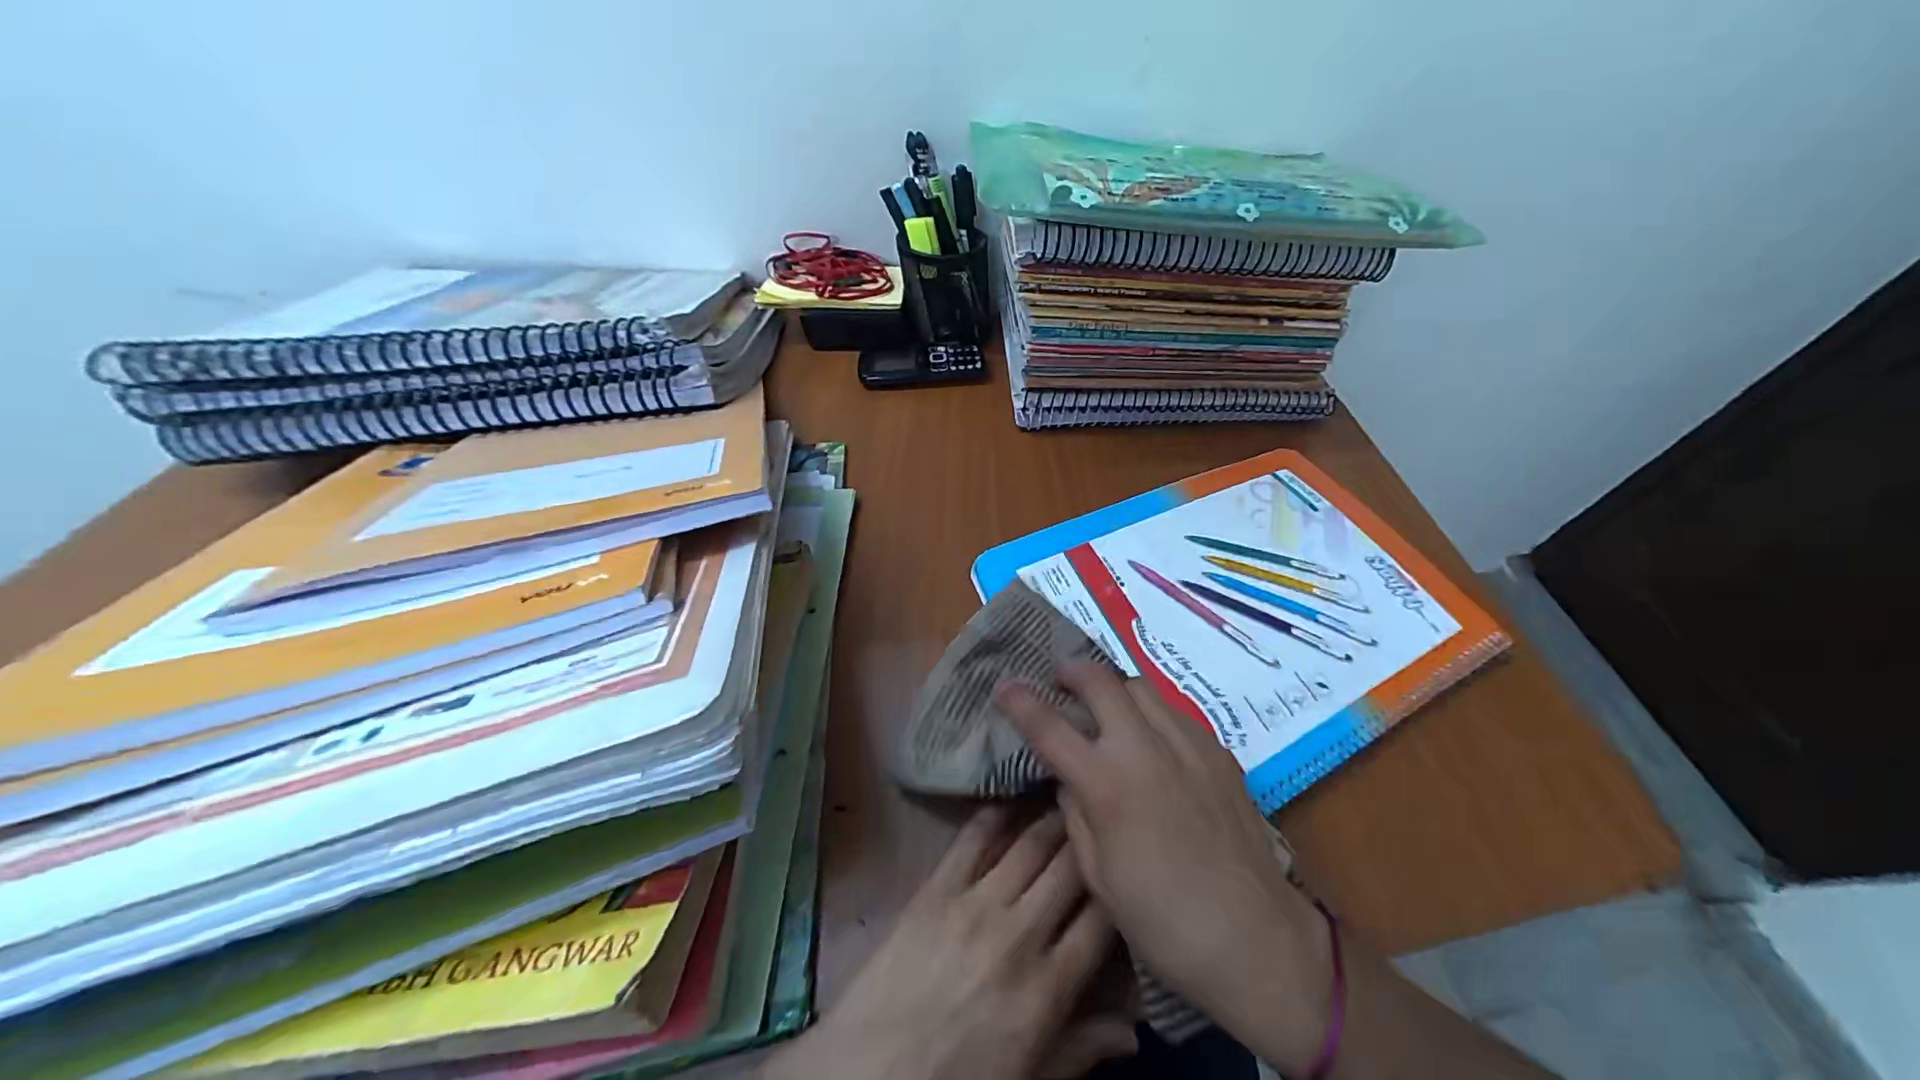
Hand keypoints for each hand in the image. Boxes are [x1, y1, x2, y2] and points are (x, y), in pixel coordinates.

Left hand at [759, 807, 1131, 1079]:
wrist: (868, 1075)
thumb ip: (1081, 1049)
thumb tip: (1133, 1029)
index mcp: (1048, 988)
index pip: (1102, 921)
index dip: (1120, 889)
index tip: (1127, 870)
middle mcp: (1018, 935)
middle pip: (1070, 870)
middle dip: (1090, 841)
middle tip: (1102, 818)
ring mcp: (973, 906)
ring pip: (1028, 846)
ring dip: (1051, 821)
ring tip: (1066, 799)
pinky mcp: (933, 891)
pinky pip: (969, 841)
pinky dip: (992, 816)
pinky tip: (1007, 802)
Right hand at [995, 663, 1332, 1074]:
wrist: (1254, 935)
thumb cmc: (1162, 919)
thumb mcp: (1097, 875)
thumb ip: (1076, 814)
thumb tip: (1069, 780)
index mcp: (1107, 784)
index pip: (1050, 726)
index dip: (1020, 701)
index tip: (1004, 685)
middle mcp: (1145, 749)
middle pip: (1102, 682)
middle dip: (1073, 671)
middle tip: (1060, 680)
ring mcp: (1188, 745)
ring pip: (1142, 688)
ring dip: (1114, 689)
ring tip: (1105, 707)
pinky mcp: (1220, 753)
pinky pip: (1176, 714)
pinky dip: (1152, 713)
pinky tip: (1151, 740)